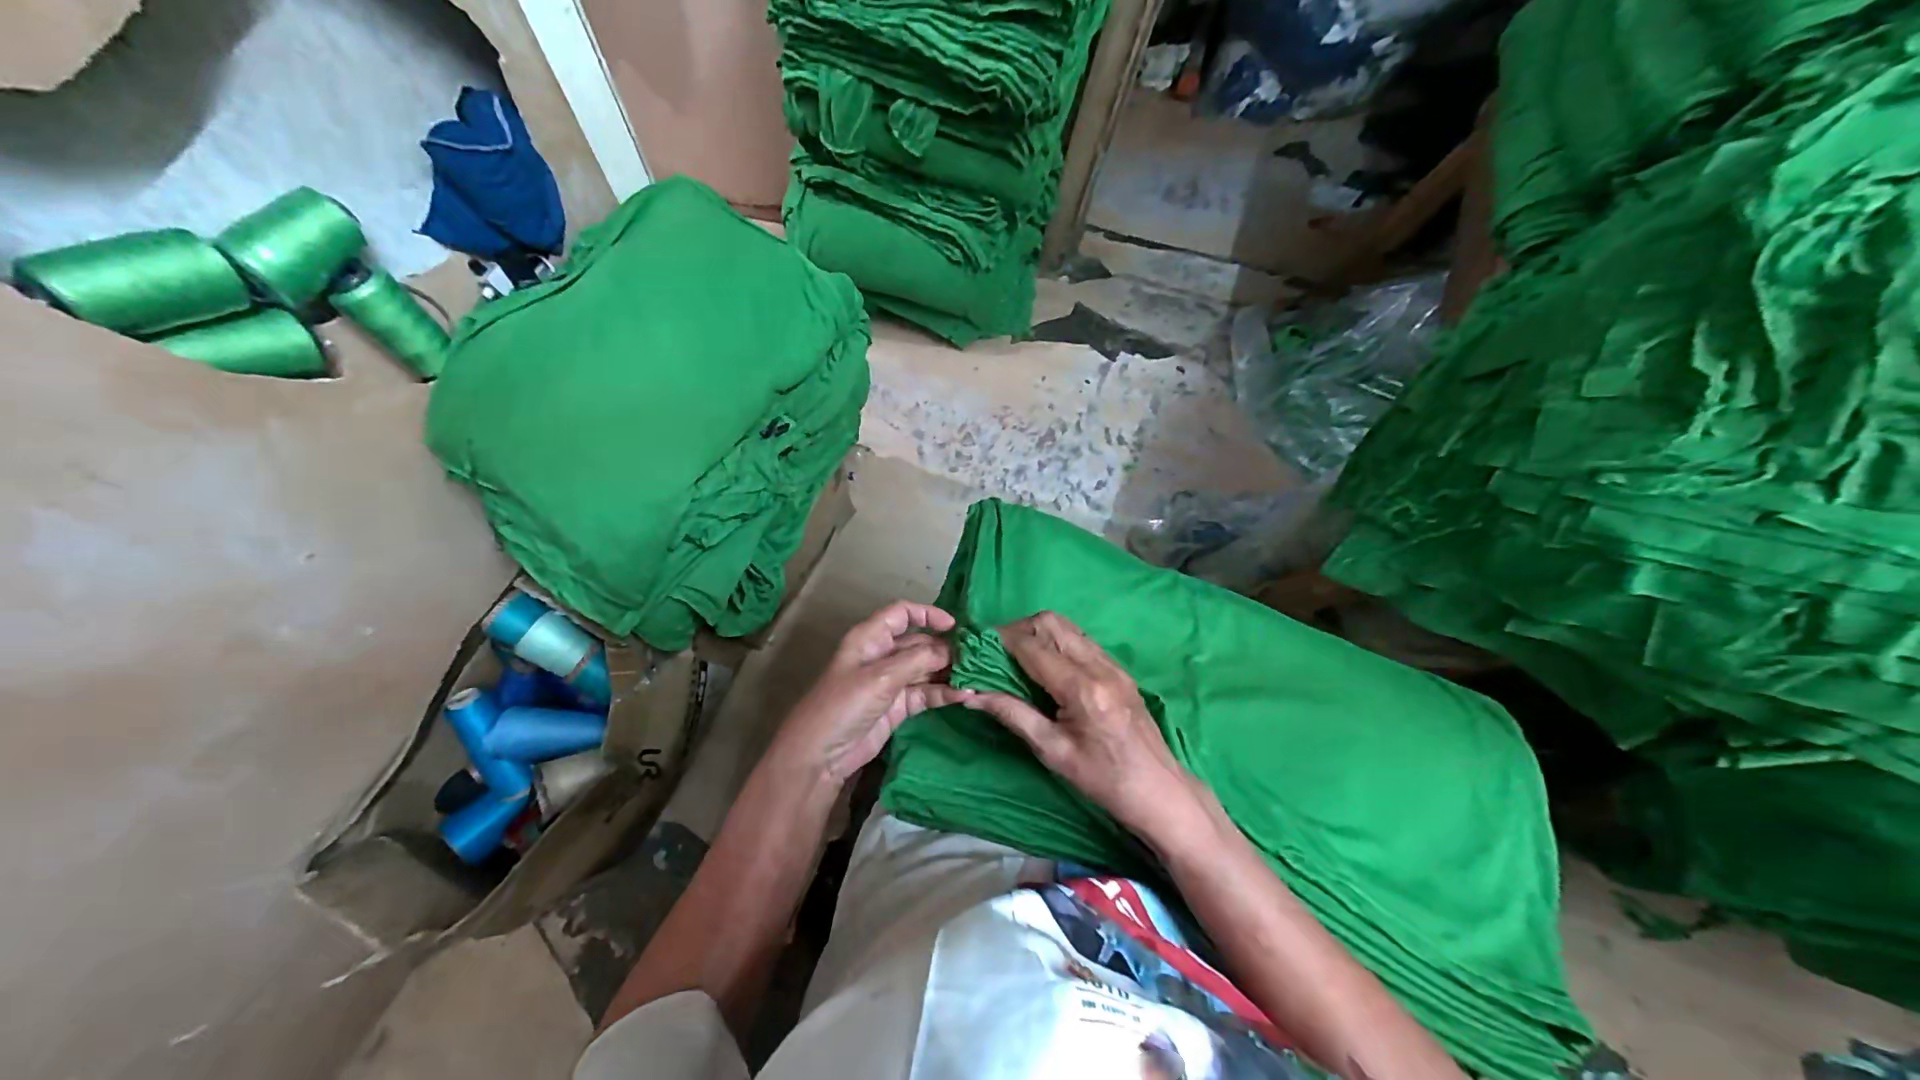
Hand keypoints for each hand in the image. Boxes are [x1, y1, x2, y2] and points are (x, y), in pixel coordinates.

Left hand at [773, 600, 966, 784]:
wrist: (820, 755)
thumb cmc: (843, 705)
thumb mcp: (880, 677)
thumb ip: (917, 660)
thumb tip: (950, 651)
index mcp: (870, 637)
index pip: (902, 613)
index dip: (928, 614)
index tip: (954, 626)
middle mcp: (882, 655)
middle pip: (919, 642)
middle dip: (945, 648)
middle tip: (975, 658)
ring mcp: (890, 682)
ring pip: (926, 669)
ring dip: (948, 672)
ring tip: (976, 678)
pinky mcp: (898, 707)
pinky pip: (925, 694)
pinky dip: (943, 694)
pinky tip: (963, 696)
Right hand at [955, 611, 1201, 837]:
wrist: (1160, 792)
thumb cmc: (1104, 780)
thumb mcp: (1052, 752)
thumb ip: (1012, 715)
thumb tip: (972, 694)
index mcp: (1082, 688)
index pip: (1032, 646)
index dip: (999, 642)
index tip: (975, 651)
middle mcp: (1099, 666)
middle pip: (1051, 622)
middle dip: (1017, 630)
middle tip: (995, 654)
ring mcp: (1113, 665)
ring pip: (1067, 627)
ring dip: (1037, 634)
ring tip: (1015, 660)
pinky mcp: (1119, 670)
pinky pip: (1081, 640)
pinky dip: (1057, 642)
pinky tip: (1044, 668)